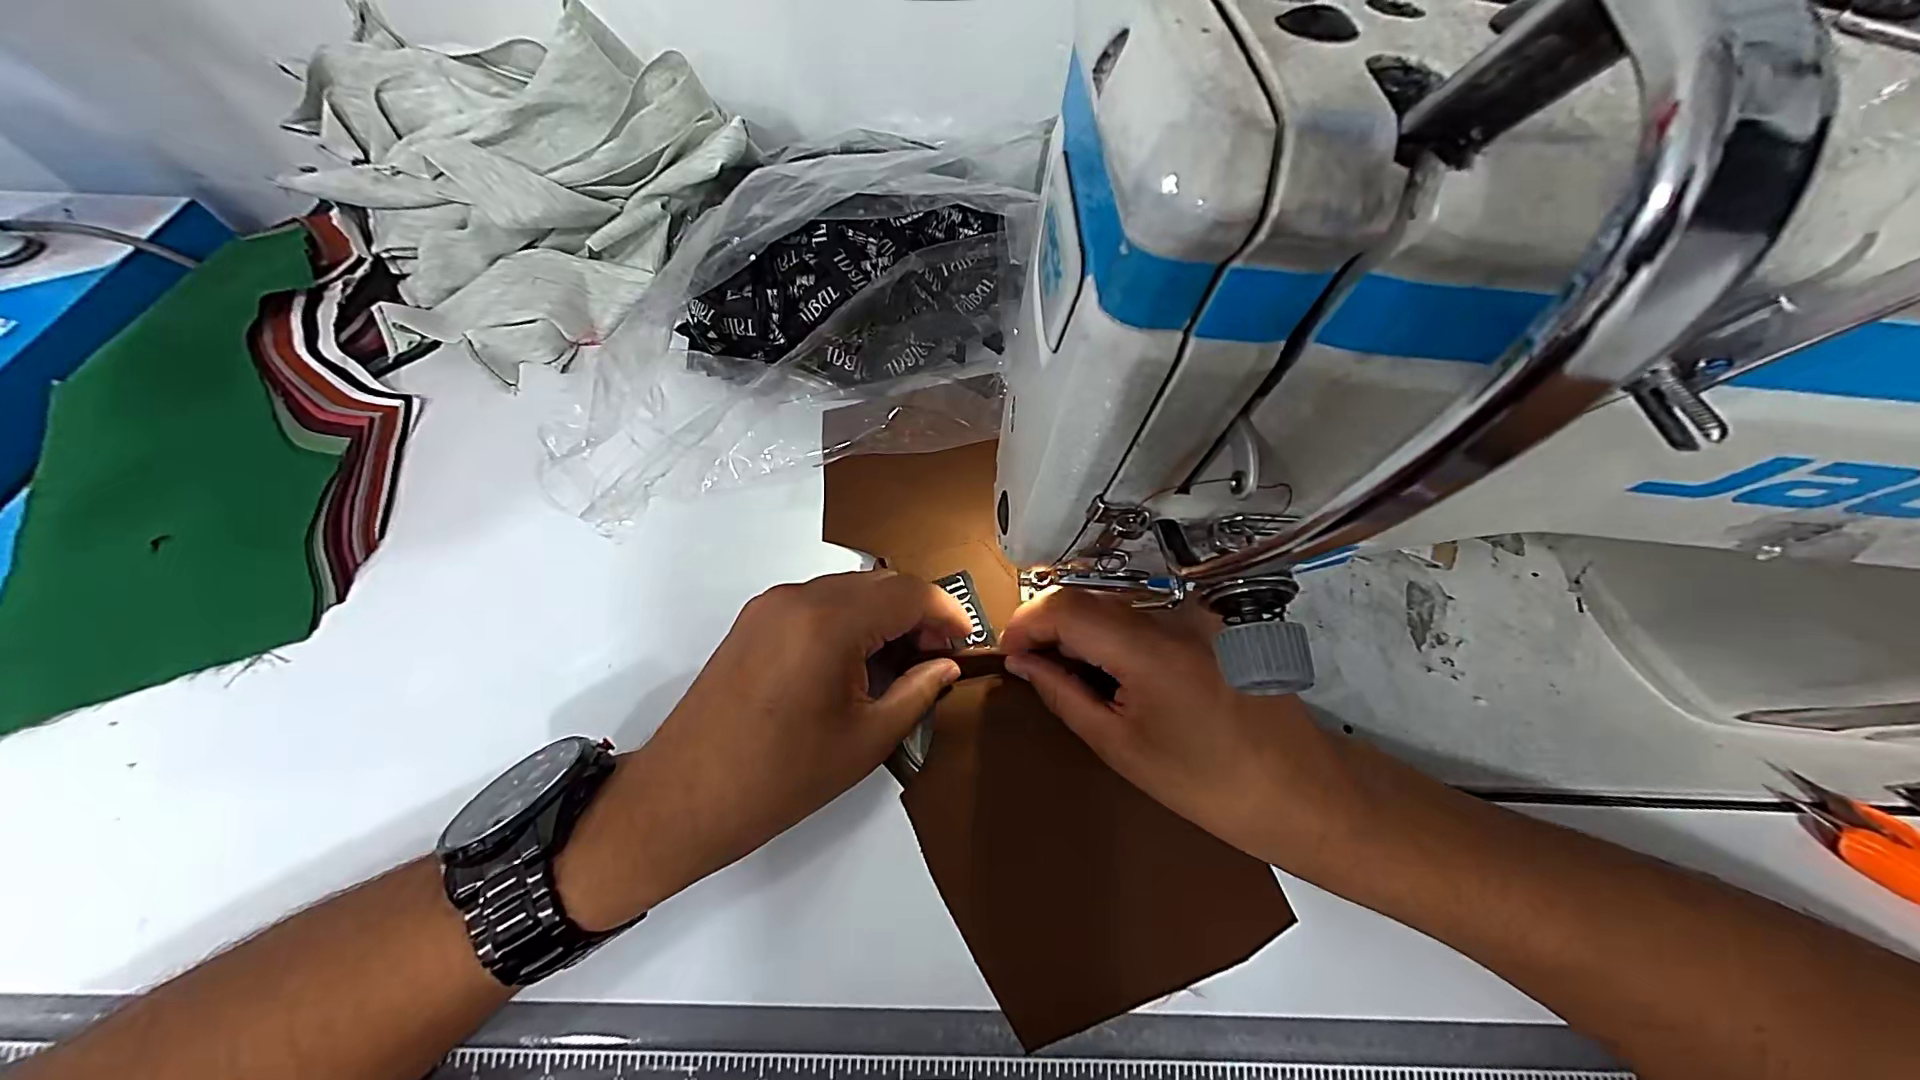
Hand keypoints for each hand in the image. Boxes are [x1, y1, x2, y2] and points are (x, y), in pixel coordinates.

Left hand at [556, 570, 969, 929]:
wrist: (682, 799)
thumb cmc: (780, 778)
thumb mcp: (866, 740)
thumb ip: (917, 692)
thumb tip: (945, 666)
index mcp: (830, 622)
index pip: (909, 593)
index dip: (946, 613)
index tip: (964, 643)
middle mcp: (798, 597)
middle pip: (879, 583)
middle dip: (917, 612)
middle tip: (936, 655)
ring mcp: (770, 605)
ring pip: (848, 589)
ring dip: (883, 613)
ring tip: (901, 659)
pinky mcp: (753, 620)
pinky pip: (818, 602)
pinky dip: (850, 619)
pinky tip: (858, 658)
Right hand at [1000, 588, 1362, 872]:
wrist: (1301, 790)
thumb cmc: (1208, 783)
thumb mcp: (1119, 745)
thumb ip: (1063, 692)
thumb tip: (1024, 662)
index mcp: (1150, 648)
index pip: (1065, 606)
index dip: (1025, 623)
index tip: (1009, 653)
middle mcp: (1175, 616)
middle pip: (1089, 600)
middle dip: (1049, 627)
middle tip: (1033, 668)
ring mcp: (1198, 616)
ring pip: (1114, 605)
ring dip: (1081, 632)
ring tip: (1073, 677)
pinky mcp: (1210, 623)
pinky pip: (1144, 616)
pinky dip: (1114, 637)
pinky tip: (1114, 675)